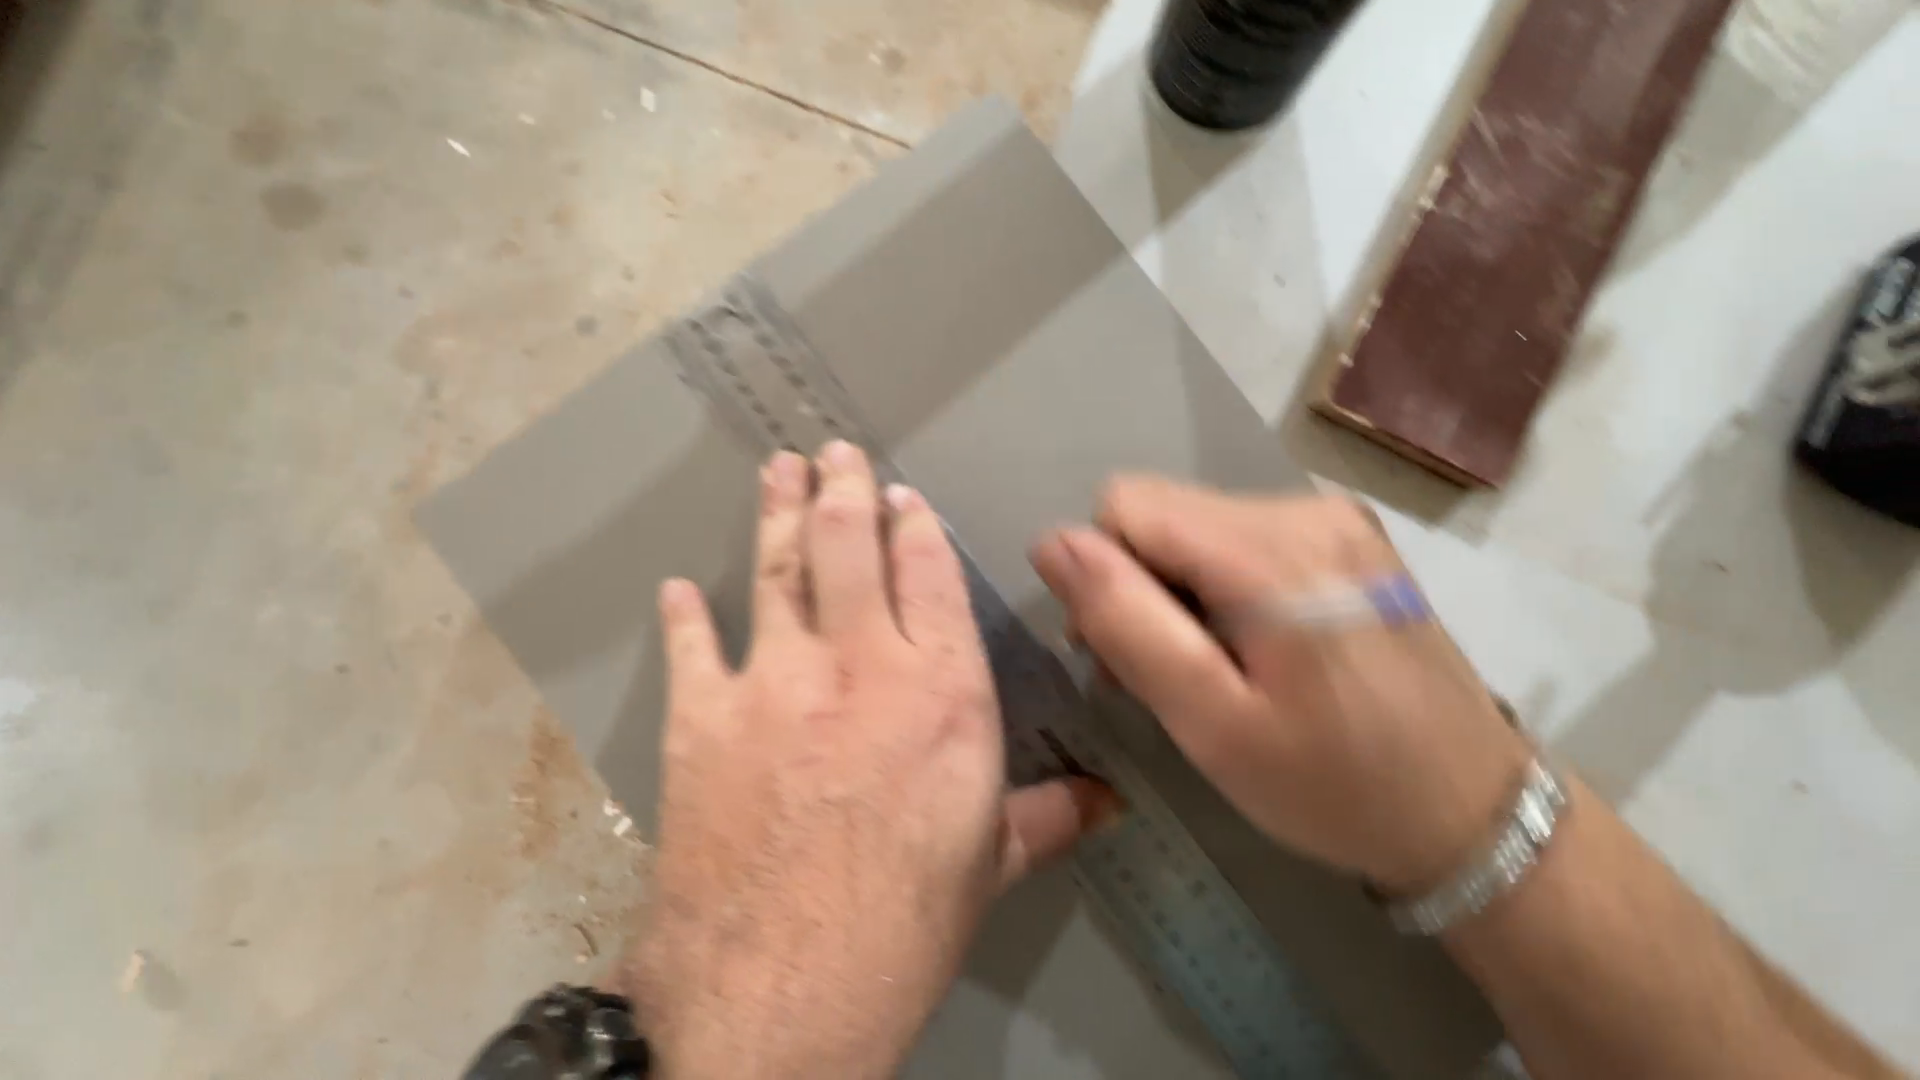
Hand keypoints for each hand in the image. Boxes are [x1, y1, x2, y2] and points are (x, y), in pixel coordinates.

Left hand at [621, 443, 1114, 1078]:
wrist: (779, 996)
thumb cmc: (904, 927)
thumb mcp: (989, 867)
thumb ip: (1047, 816)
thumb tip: (1112, 803)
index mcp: (942, 694)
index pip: (929, 576)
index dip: (912, 525)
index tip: (901, 495)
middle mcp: (860, 667)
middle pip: (848, 548)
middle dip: (841, 490)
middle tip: (833, 451)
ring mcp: (773, 685)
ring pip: (776, 571)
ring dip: (775, 513)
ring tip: (776, 469)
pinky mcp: (701, 720)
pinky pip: (691, 647)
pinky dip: (684, 616)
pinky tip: (678, 590)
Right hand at [1030, 476, 1528, 892]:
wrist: (1471, 815)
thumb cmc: (1331, 784)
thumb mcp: (1211, 722)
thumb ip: (1127, 623)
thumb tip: (1052, 543)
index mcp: (1269, 548)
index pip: (1124, 504)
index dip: (1105, 576)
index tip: (1127, 655)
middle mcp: (1303, 508)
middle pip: (1161, 513)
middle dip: (1139, 587)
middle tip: (1166, 678)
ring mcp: (1334, 519)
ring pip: (1195, 525)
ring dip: (1177, 591)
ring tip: (1211, 672)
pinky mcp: (1348, 540)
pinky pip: (1240, 538)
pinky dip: (1219, 587)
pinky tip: (1251, 650)